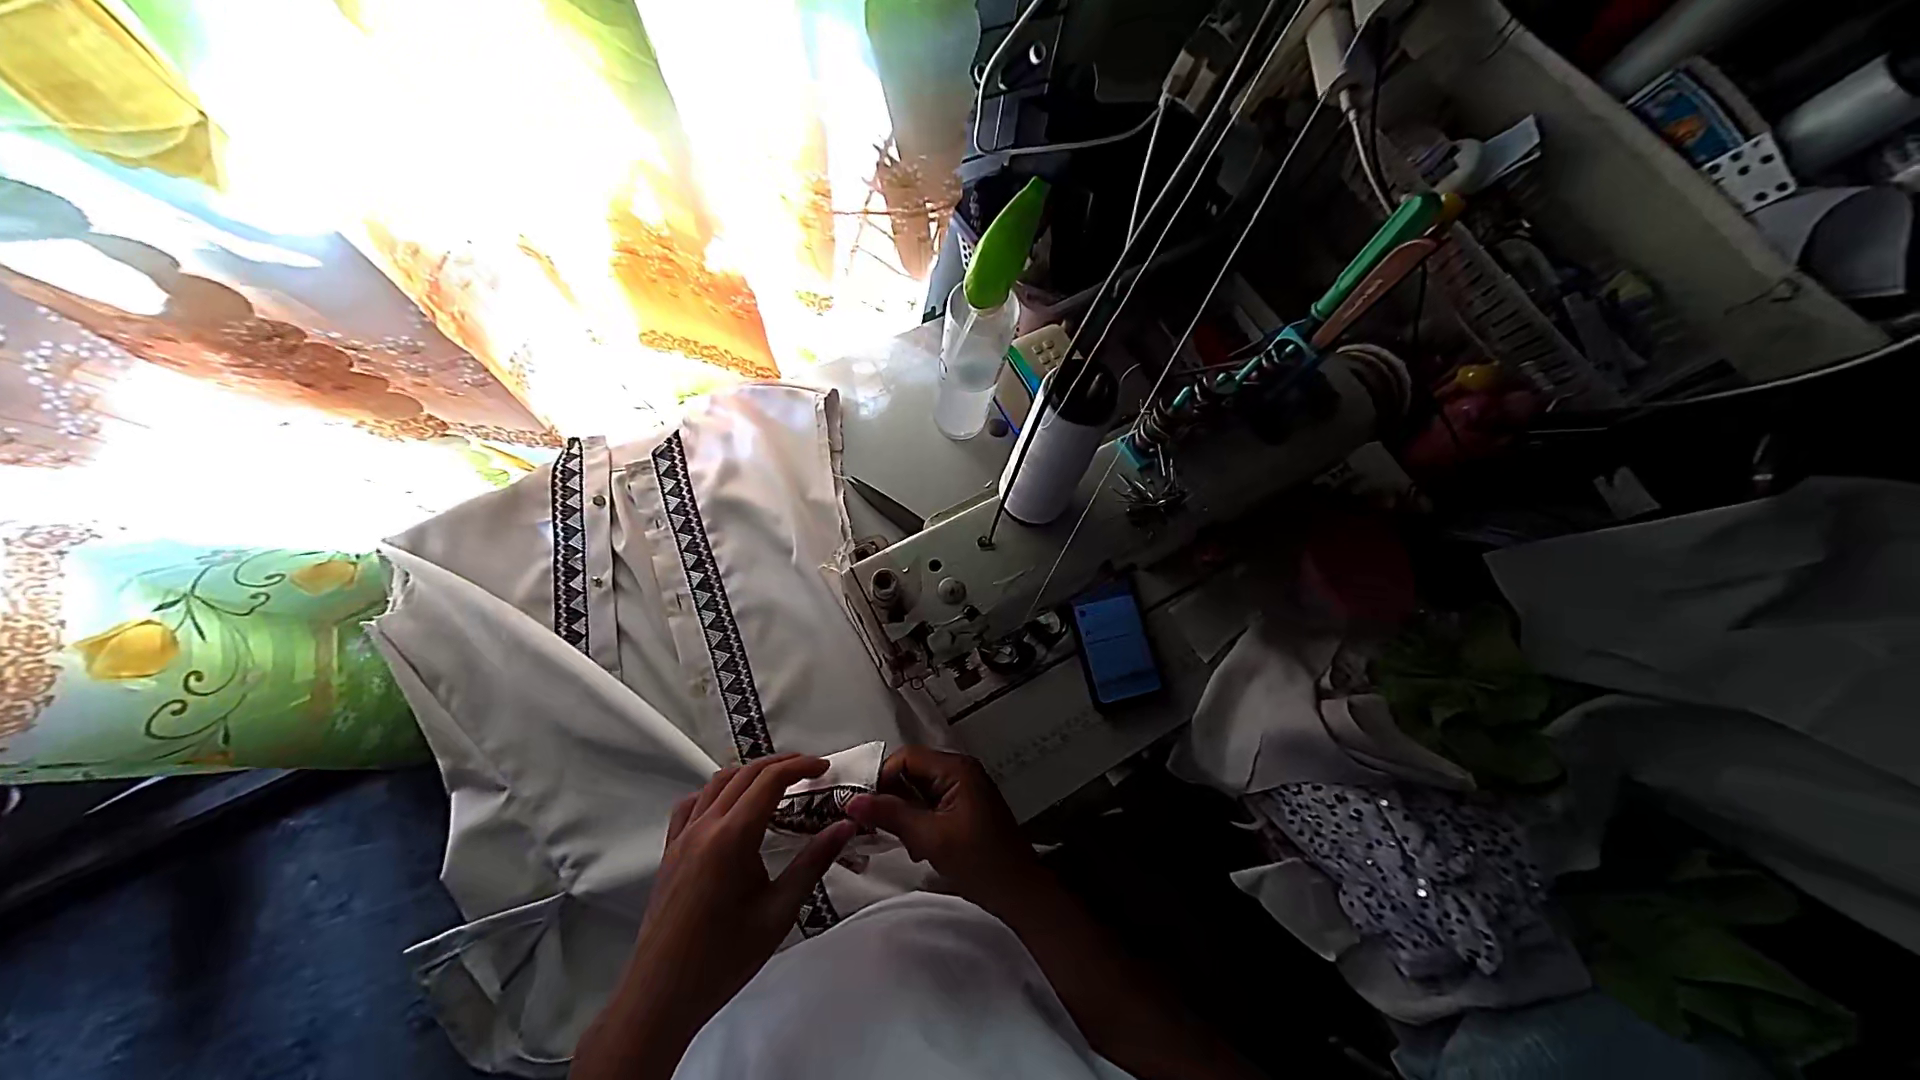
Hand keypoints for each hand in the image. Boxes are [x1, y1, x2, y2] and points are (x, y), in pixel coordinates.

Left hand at [573, 754, 855, 1079]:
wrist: (662, 996)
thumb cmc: (724, 958)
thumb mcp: (779, 912)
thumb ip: (813, 863)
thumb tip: (844, 827)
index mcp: (732, 837)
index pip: (770, 780)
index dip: (801, 766)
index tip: (824, 768)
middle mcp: (704, 827)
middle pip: (745, 774)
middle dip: (781, 764)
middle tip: (809, 770)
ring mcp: (682, 838)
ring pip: (717, 783)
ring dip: (750, 773)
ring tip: (777, 783)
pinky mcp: (669, 852)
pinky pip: (691, 805)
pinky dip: (716, 792)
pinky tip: (729, 807)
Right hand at [845, 745, 1043, 914]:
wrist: (1018, 892)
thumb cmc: (980, 862)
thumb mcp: (930, 837)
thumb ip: (891, 814)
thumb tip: (853, 801)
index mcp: (956, 768)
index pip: (906, 758)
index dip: (882, 779)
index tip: (867, 808)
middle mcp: (960, 771)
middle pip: (911, 772)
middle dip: (894, 799)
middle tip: (882, 829)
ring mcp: (963, 789)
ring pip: (918, 790)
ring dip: (906, 814)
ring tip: (908, 842)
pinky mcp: (963, 807)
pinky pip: (930, 804)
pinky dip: (920, 822)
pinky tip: (921, 846)